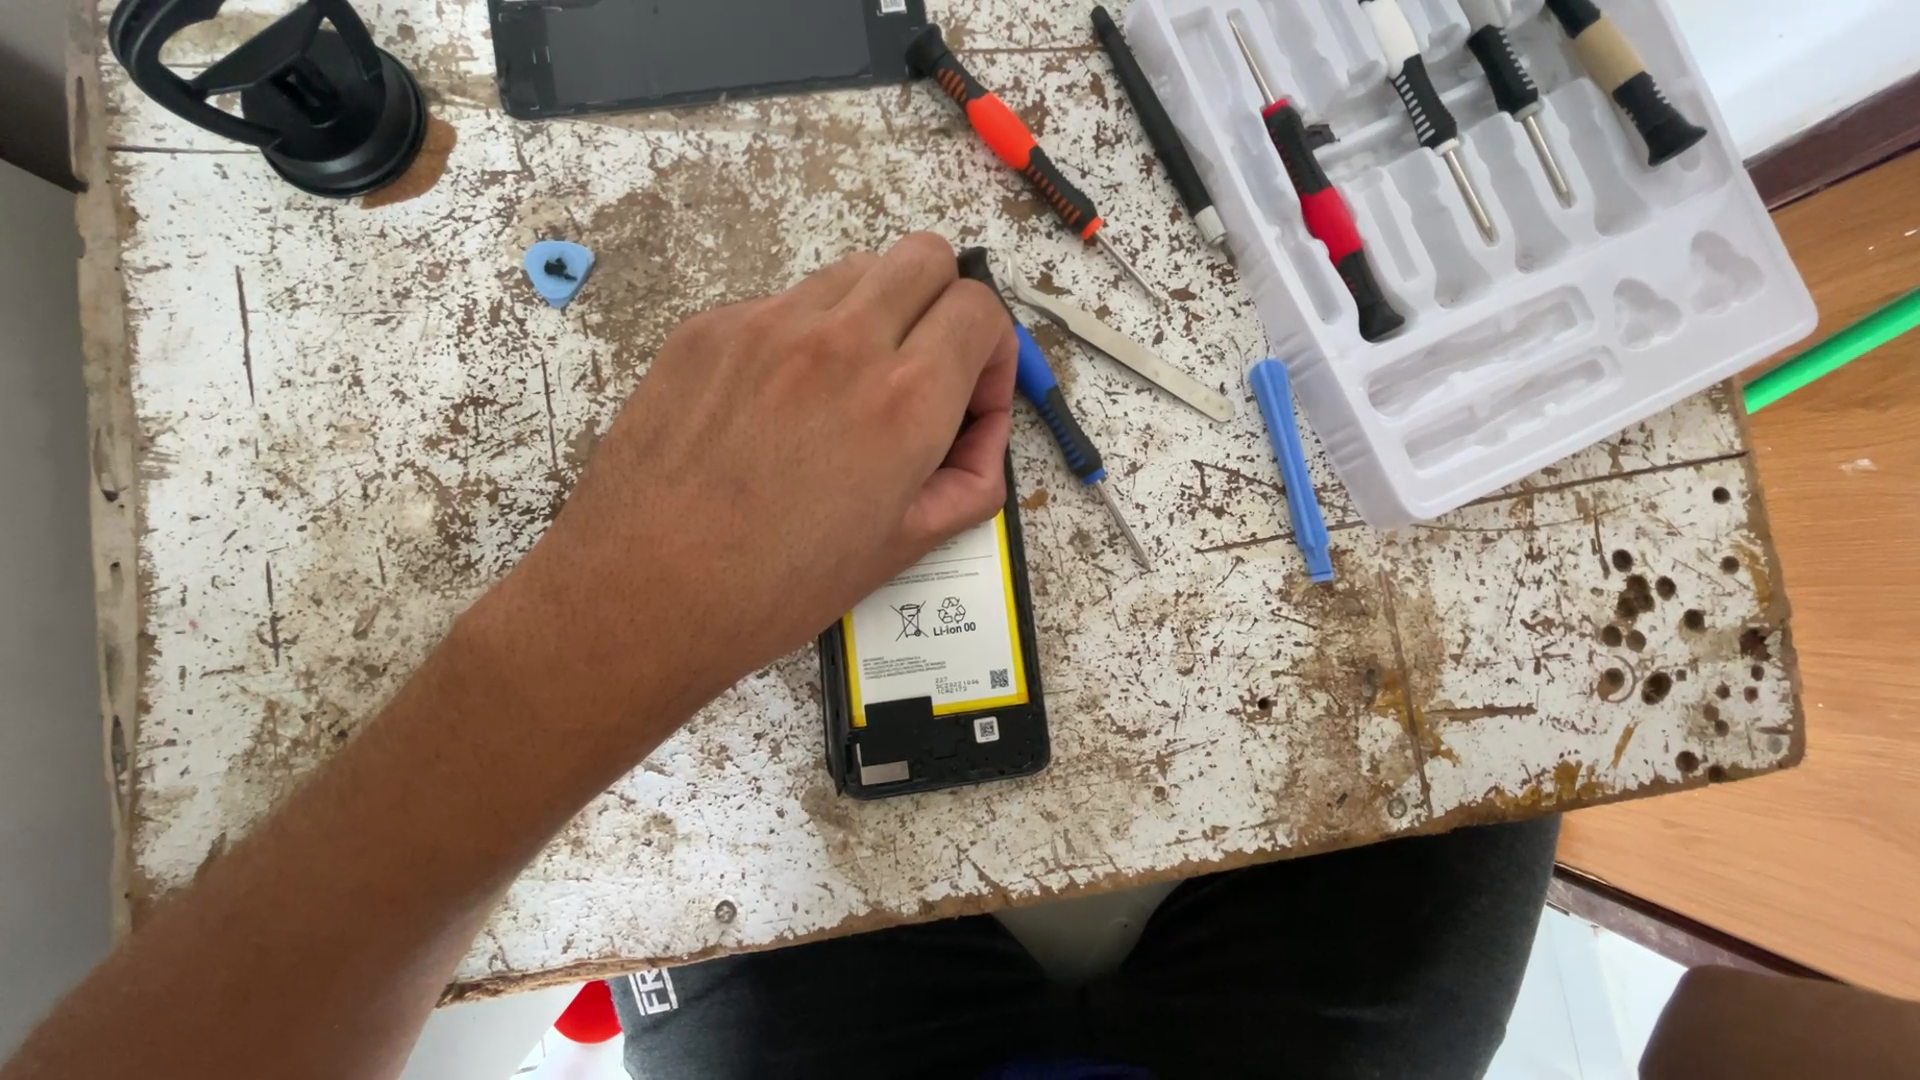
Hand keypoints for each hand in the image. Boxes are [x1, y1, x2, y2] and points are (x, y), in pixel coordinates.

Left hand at [470, 233, 1018, 738]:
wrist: (645, 592)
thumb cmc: (779, 586)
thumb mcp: (903, 547)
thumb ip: (971, 478)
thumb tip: (982, 430)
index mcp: (905, 400)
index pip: (980, 310)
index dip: (992, 353)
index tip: (969, 400)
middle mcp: (842, 340)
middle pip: (926, 258)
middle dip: (944, 307)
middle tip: (924, 372)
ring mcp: (767, 323)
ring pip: (853, 272)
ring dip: (876, 315)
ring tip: (846, 391)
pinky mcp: (709, 327)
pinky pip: (782, 304)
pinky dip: (804, 337)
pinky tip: (774, 407)